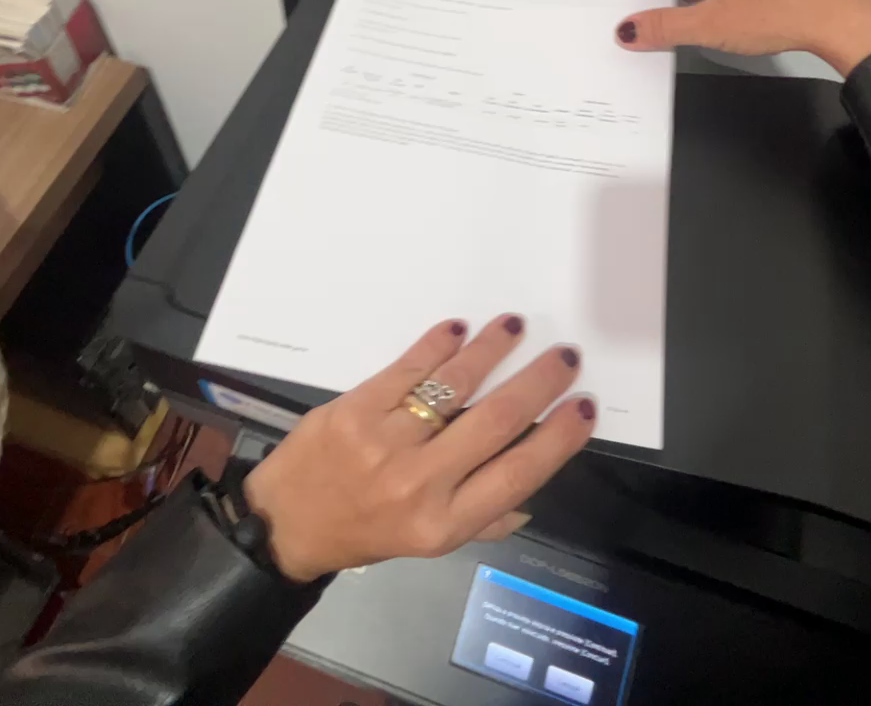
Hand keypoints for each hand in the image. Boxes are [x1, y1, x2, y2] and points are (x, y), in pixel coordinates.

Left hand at [242, 315, 594, 581]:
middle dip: (539, 382)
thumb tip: (531, 489)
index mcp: (444, 522)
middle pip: (496, 421)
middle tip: (564, 357)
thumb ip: (481, 521)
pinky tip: (460, 329)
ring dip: (492, 350)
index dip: (558, 438)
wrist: (287, 522)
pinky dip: (438, 343)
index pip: (518, 474)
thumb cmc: (363, 531)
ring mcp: (385, 441)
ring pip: (455, 384)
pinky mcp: (356, 407)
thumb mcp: (425, 544)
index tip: (583, 407)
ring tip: (515, 327)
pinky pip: (408, 367)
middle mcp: (420, 483)